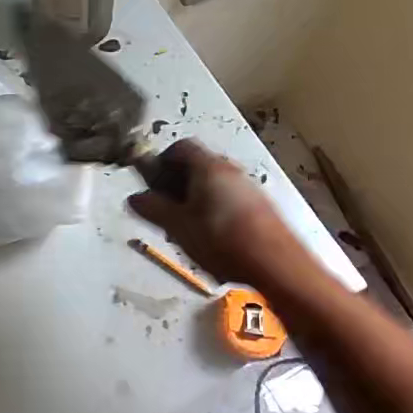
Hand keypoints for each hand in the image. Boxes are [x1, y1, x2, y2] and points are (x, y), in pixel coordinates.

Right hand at [127, 139, 298, 286]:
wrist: (278, 265)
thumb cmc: (222, 241)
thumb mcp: (177, 227)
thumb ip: (153, 209)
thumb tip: (135, 197)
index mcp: (208, 166)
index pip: (180, 147)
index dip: (161, 162)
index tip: (152, 185)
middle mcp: (230, 169)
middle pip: (196, 164)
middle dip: (176, 184)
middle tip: (165, 210)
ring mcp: (249, 187)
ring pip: (213, 183)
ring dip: (194, 199)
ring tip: (186, 229)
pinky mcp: (260, 206)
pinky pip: (229, 198)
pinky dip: (214, 209)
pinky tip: (212, 238)